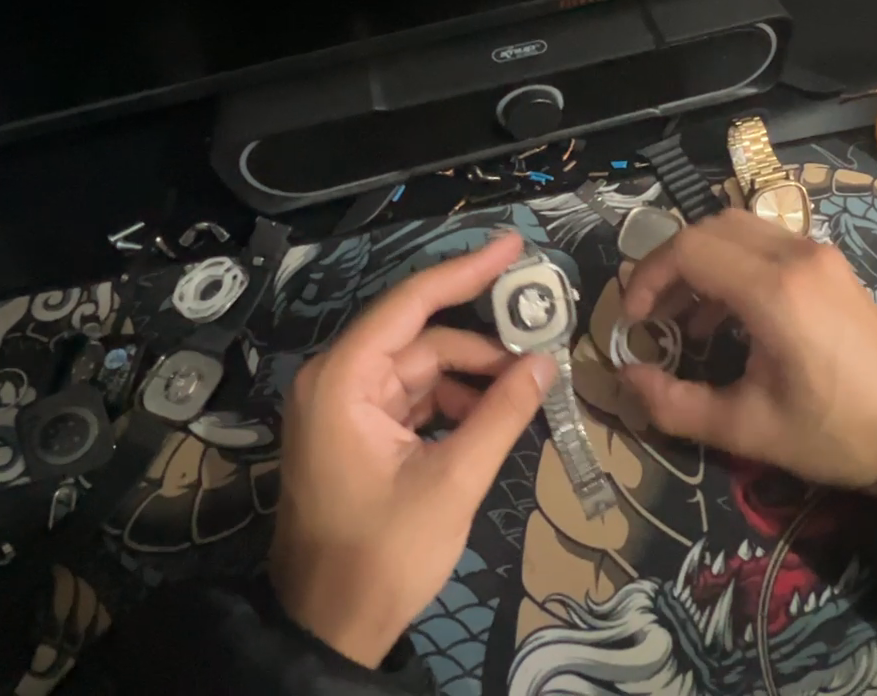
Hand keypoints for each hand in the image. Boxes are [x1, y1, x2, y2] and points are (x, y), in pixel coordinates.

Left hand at [270, 233, 554, 666]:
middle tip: (541, 352)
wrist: (329, 629)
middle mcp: (339, 380)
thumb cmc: (381, 556)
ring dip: (475, 378)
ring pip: (425, 366)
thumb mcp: (452, 482)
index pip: (412, 303)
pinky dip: (456, 400)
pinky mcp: (360, 429)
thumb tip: (546, 362)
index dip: (466, 271)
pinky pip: (417, 395)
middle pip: (425, 338)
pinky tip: (492, 416)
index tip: (514, 246)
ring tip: (524, 394)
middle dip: (484, 348)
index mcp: (344, 381)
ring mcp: (348, 405)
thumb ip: (502, 414)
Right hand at [618, 210, 876, 497]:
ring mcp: (817, 253)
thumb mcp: (747, 429)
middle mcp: (796, 255)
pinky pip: (764, 242)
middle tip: (651, 313)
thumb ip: (676, 404)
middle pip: (709, 229)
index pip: (690, 249)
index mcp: (776, 291)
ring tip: (681, 316)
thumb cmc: (833, 434)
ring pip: (736, 228)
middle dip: (669, 265)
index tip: (633, 319)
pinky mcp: (828, 262)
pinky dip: (730, 263)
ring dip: (699, 261)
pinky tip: (724, 313)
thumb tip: (626, 377)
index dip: (649, 276)